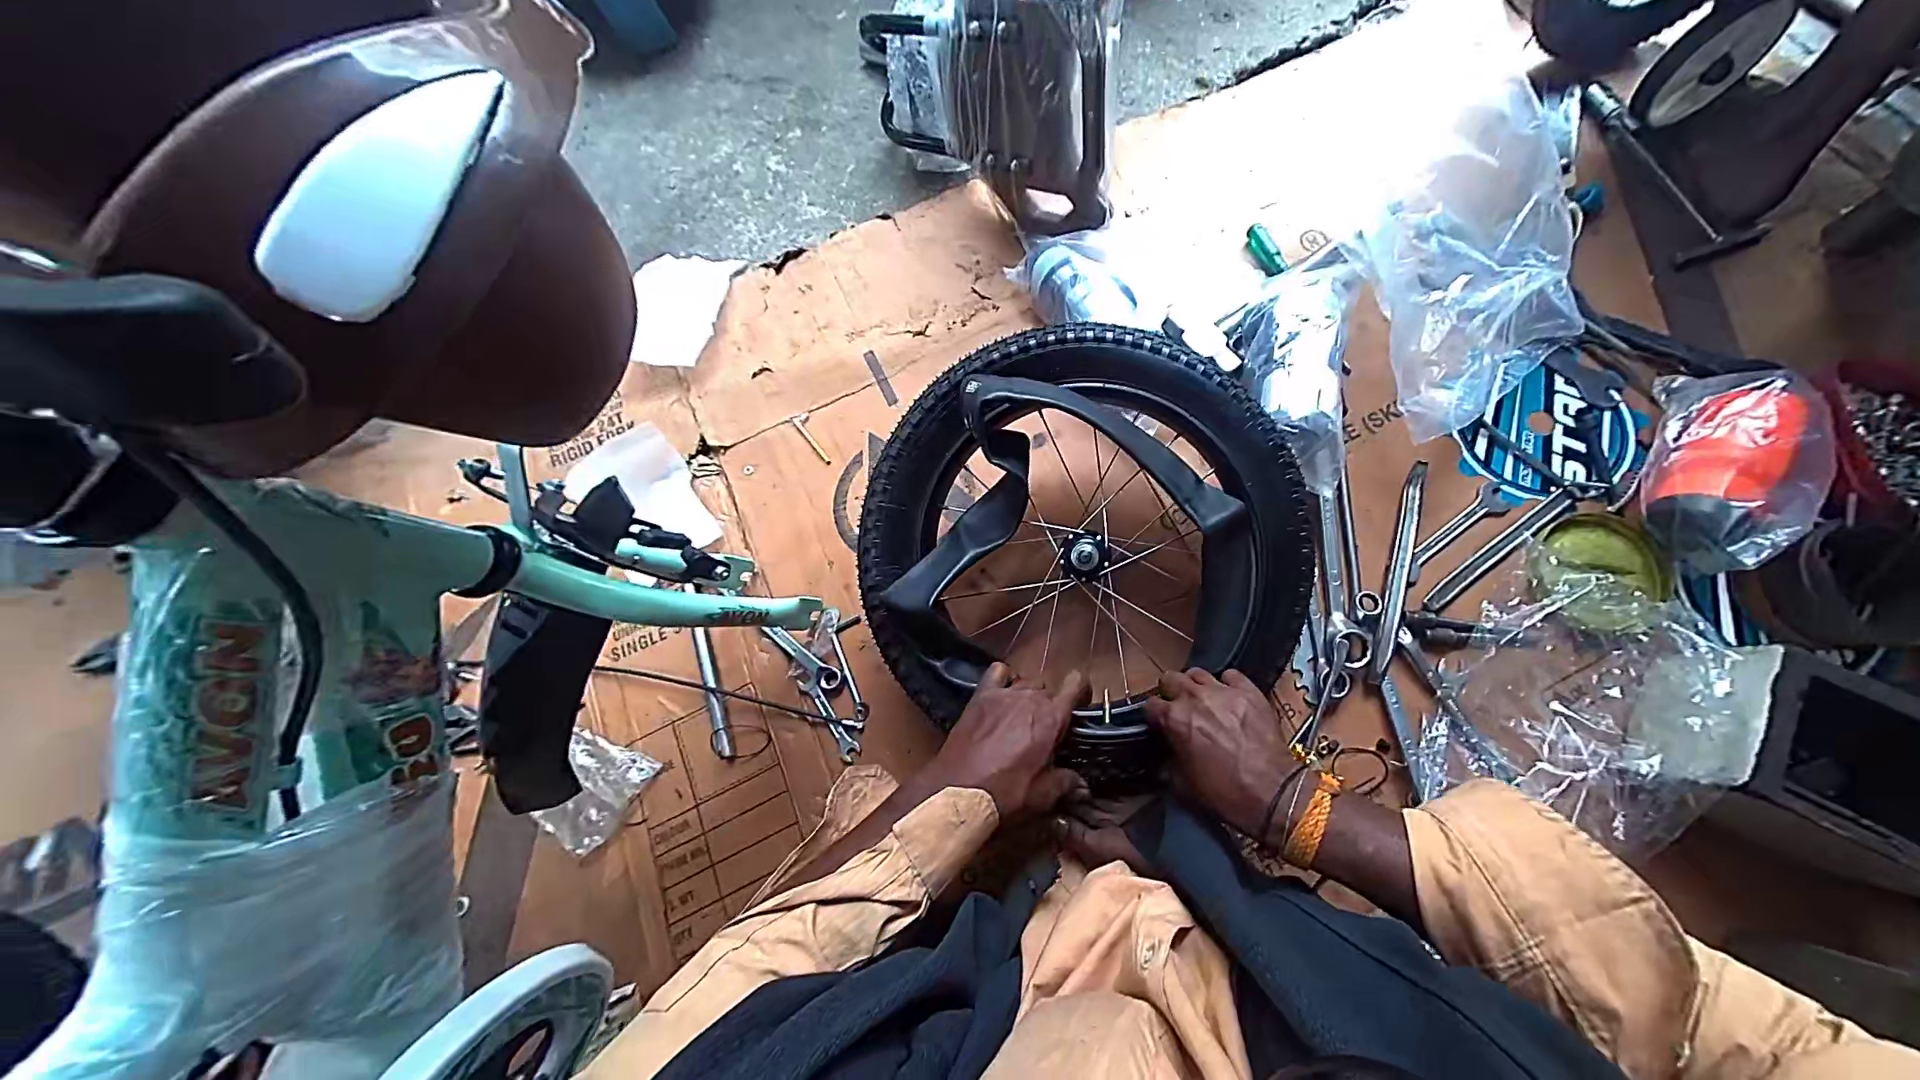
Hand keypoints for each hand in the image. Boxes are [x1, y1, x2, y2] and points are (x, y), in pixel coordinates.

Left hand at [919, 663, 1088, 819]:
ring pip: (1026, 682)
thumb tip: (1080, 784)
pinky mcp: (980, 696)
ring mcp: (1003, 694)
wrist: (959, 791)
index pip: (1076, 685)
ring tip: (1022, 719)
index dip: (1082, 692)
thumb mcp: (1042, 795)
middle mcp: (1030, 698)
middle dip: (1051, 706)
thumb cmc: (1005, 793)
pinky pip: (997, 673)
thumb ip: (1066, 783)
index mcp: (1051, 718)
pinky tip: (1002, 696)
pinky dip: (1004, 679)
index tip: (1080, 705)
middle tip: (1045, 732)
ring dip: (1029, 695)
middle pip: (1049, 689)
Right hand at [1144, 668, 1299, 842]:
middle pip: (1170, 678)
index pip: (1150, 704)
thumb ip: (1168, 756)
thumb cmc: (1224, 793)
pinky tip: (1231, 698)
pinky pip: (1231, 675)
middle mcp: (1194, 698)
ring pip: (1198, 673)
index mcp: (1173, 719)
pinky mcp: (1249, 691)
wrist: (1273, 795)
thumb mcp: (1181, 783)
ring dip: (1196, 686)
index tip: (1161, 724)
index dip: (1155, 715)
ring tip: (1205, 701)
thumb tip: (1167, 749)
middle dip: (1171, 692)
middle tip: (1181, 708)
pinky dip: (1227, 684)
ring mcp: (1223, 691)